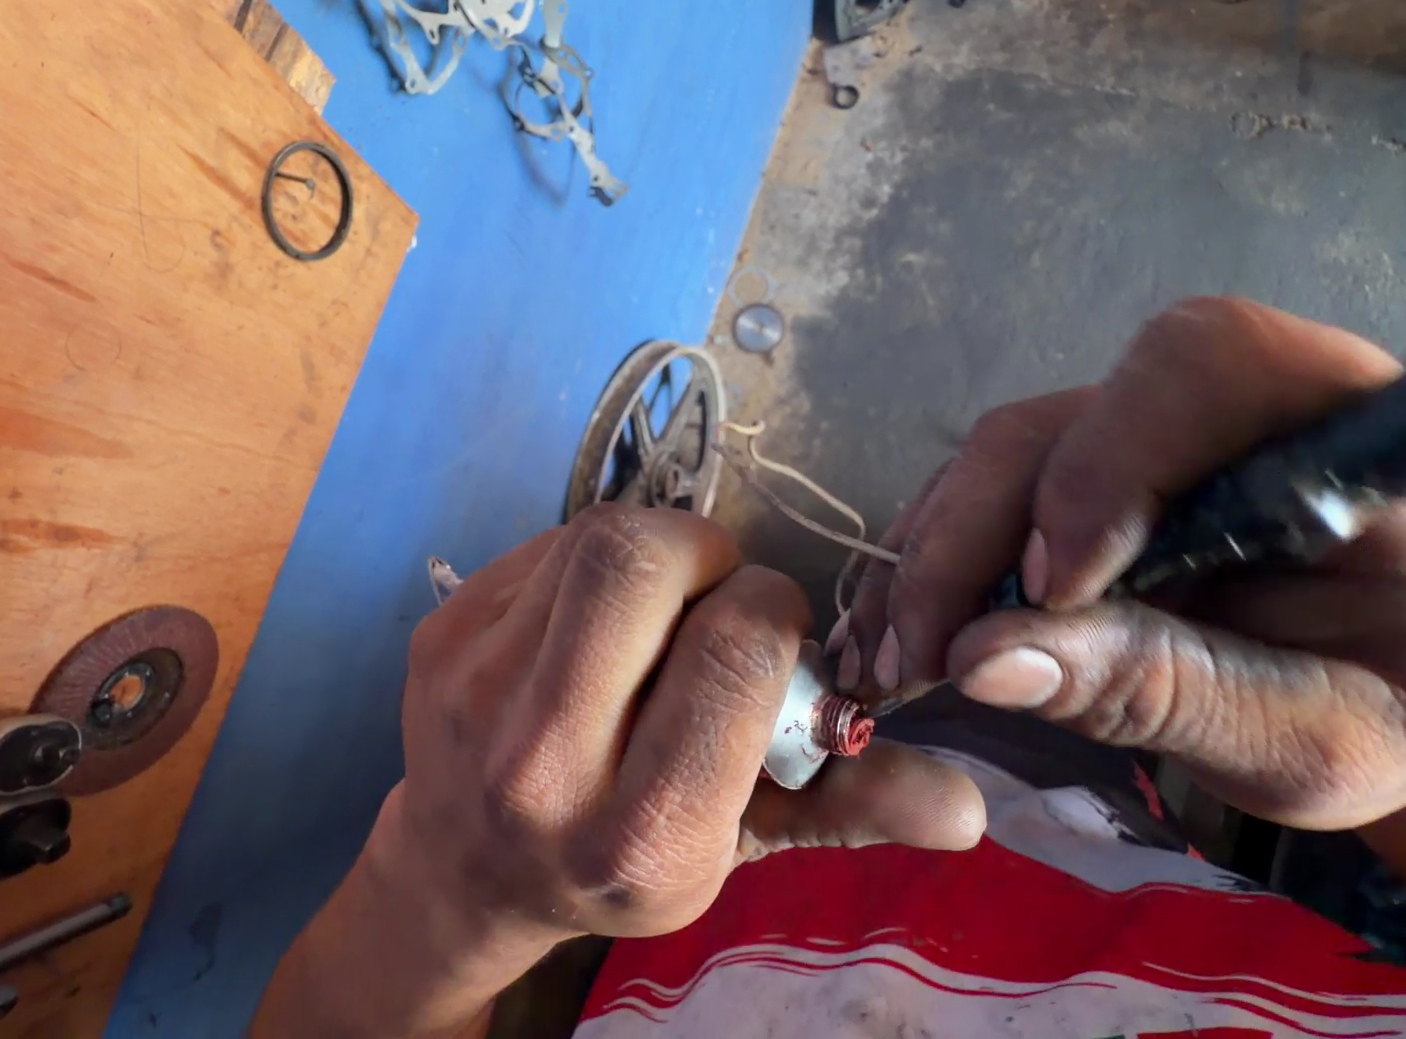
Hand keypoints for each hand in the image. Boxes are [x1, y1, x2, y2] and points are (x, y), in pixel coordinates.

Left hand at [390, 505, 982, 955]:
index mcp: (641, 830)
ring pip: (598, 536)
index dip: (773, 614)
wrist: (467, 869)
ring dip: (655, 548)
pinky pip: (551, 543)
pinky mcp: (441, 633)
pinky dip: (597, 559)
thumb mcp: (742, 846)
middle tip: (713, 596)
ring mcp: (474, 683)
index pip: (736, 651)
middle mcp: (540, 759)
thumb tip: (964, 805)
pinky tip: (598, 615)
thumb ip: (848, 808)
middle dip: (706, 556)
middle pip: (641, 562)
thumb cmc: (622, 860)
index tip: (767, 632)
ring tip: (660, 604)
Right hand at [843, 297, 1405, 830]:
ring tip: (902, 659)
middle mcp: (1236, 406)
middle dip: (970, 541)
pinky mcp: (1087, 458)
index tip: (1051, 592)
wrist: (1383, 684)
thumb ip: (1156, 691)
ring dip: (934, 556)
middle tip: (921, 658)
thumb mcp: (1298, 743)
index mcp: (1357, 444)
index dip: (1106, 464)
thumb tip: (979, 661)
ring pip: (1001, 451)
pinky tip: (911, 623)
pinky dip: (934, 555)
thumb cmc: (1385, 716)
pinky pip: (982, 483)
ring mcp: (1146, 427)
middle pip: (1058, 423)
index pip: (1207, 369)